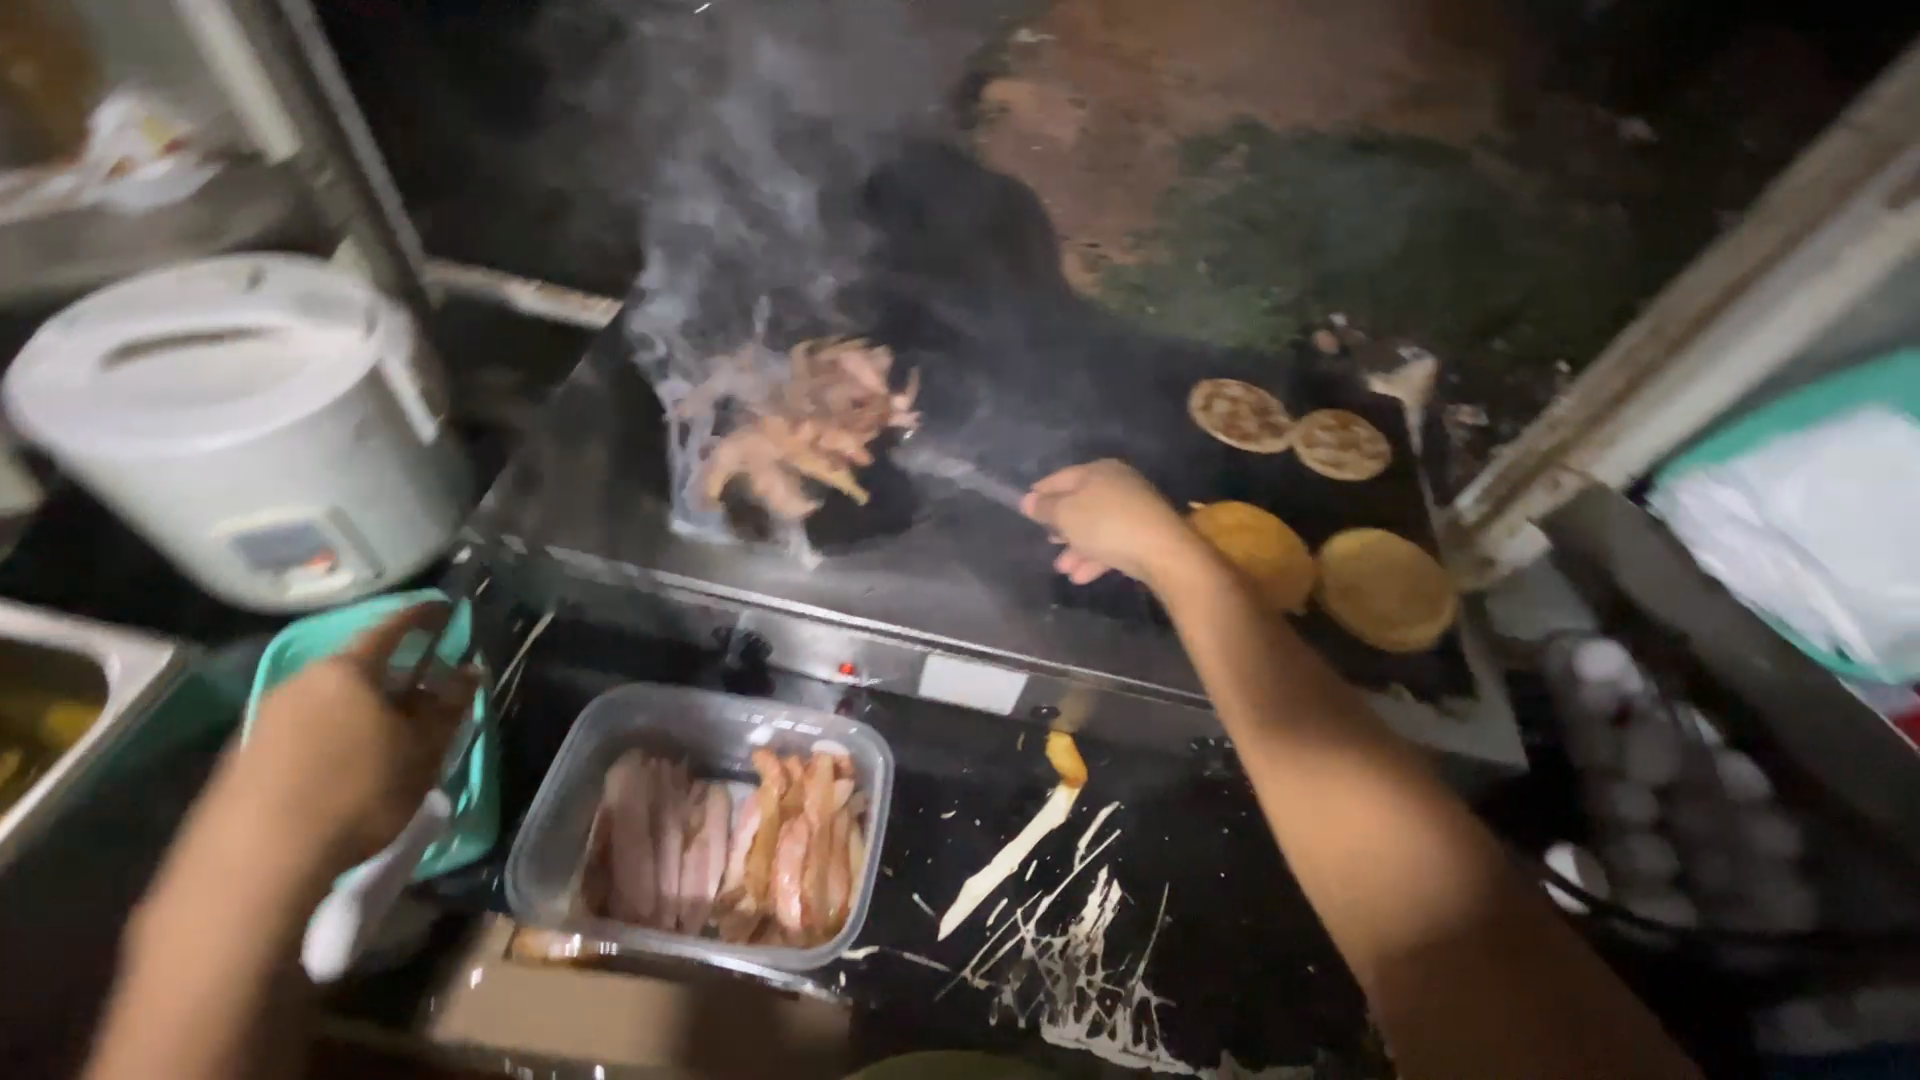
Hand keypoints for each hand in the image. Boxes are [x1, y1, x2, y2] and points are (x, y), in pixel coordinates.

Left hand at [217, 603, 479, 875]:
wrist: (254, 864)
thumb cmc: (358, 793)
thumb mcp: (422, 751)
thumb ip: (449, 706)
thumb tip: (467, 670)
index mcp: (348, 671)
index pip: (393, 627)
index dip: (424, 616)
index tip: (446, 610)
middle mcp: (303, 682)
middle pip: (360, 665)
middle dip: (398, 671)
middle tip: (429, 687)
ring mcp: (268, 717)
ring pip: (333, 697)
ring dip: (367, 704)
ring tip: (394, 730)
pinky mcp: (249, 753)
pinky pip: (309, 725)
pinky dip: (339, 729)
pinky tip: (351, 761)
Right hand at [1021, 460, 1209, 585]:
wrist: (1162, 551)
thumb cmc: (1105, 524)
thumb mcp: (1066, 514)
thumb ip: (1045, 507)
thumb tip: (1028, 500)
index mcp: (1098, 471)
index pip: (1060, 477)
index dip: (1040, 492)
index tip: (1025, 507)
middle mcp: (1118, 484)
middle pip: (1080, 503)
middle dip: (1060, 526)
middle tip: (1047, 541)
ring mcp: (1133, 509)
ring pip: (1095, 527)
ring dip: (1076, 548)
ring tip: (1063, 569)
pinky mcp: (1144, 533)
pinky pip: (1112, 543)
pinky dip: (1095, 557)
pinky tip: (1082, 577)